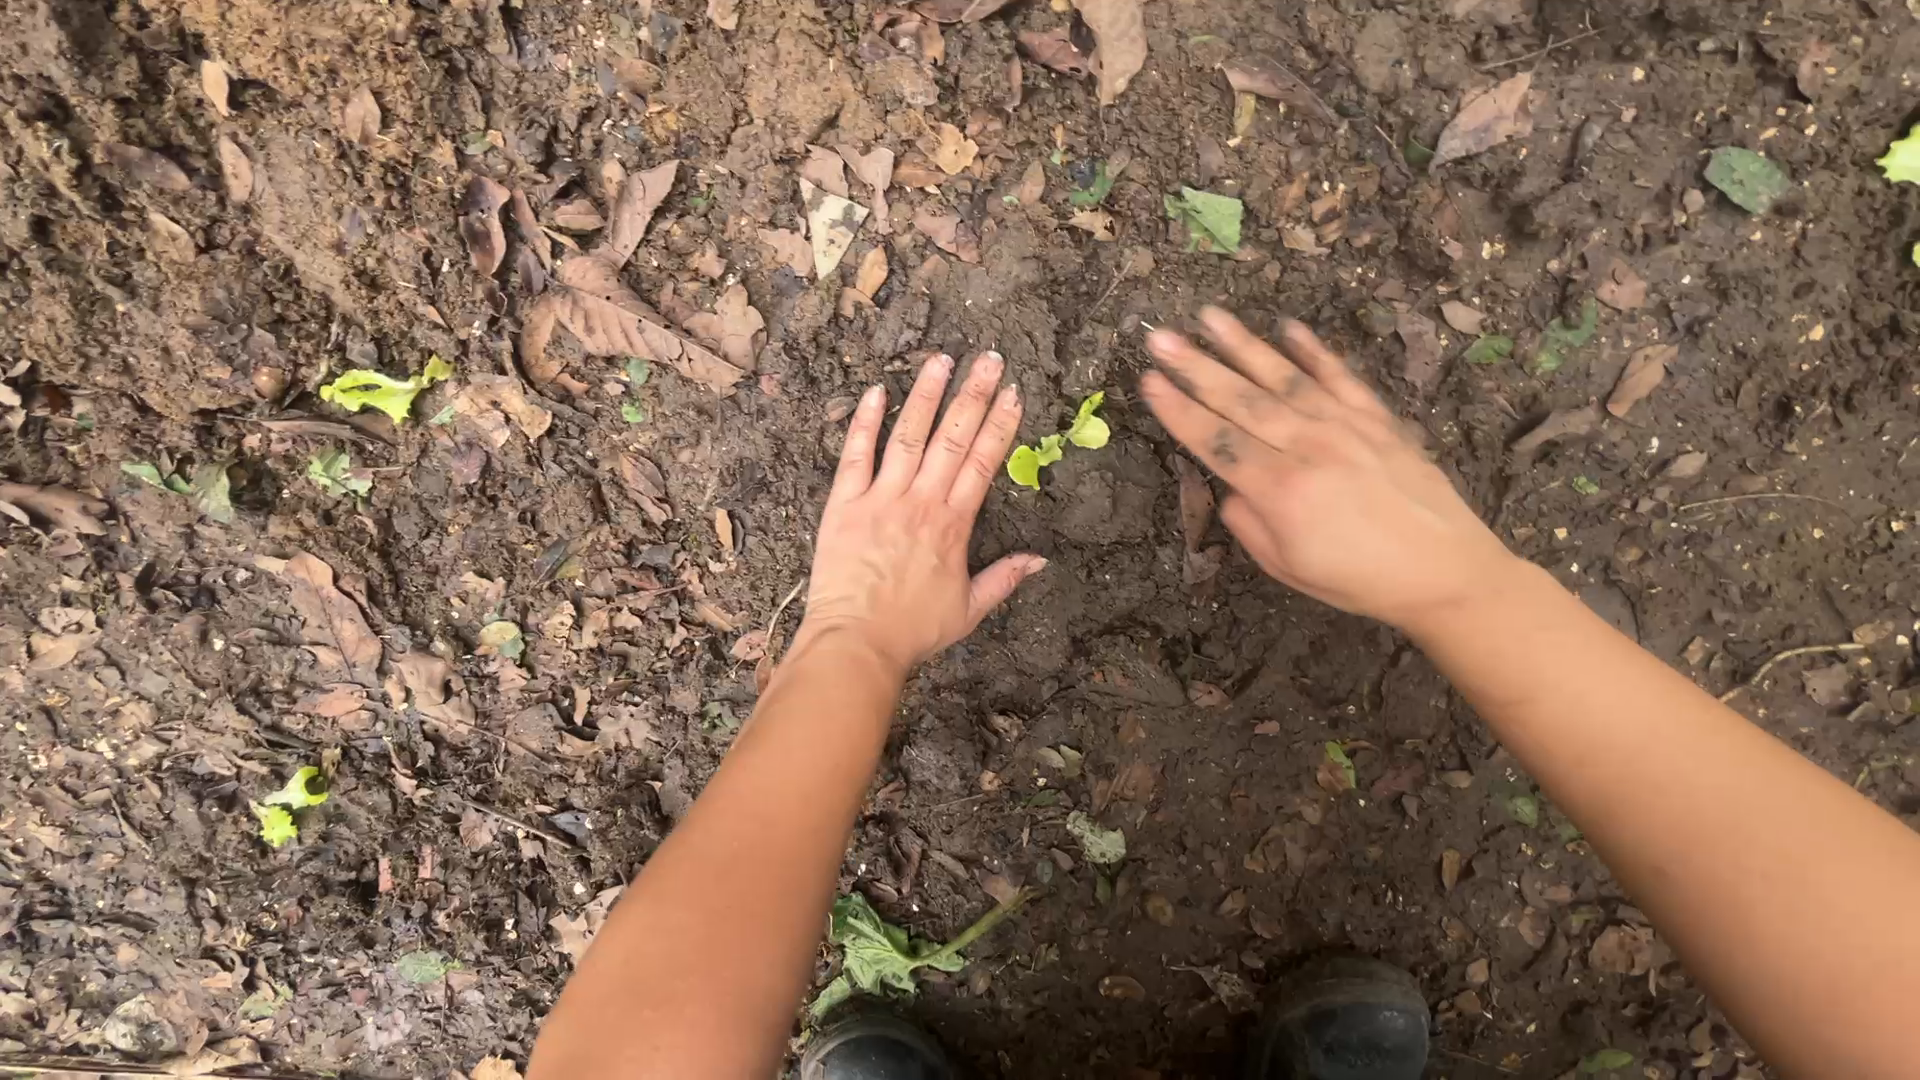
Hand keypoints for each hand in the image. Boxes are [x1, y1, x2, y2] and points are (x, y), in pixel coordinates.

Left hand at [797, 352, 1046, 675]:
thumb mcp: (969, 609)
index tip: (1013, 393)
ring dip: (926, 396)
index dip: (1000, 425)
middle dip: (973, 395)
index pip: (983, 462)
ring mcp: (881, 498)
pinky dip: (865, 423)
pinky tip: (876, 392)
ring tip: (942, 359)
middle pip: (952, 438)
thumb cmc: (913, 630)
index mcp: (953, 524)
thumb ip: (1004, 578)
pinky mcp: (844, 504)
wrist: (856, 642)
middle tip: (988, 359)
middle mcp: (921, 501)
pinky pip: (855, 456)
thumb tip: (1039, 559)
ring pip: (908, 436)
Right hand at [1140, 308, 1521, 633]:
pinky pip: (1339, 377)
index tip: (1149, 382)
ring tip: (1208, 316)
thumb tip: (1232, 485)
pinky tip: (1288, 327)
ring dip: (1242, 345)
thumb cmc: (1357, 579)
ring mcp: (1346, 427)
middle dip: (1194, 366)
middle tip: (1159, 338)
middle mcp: (1309, 447)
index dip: (1178, 411)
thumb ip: (1248, 522)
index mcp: (1281, 491)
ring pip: (1283, 378)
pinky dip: (1313, 351)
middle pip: (1241, 400)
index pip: (1216, 442)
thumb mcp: (1286, 566)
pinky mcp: (1377, 419)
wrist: (1446, 572)